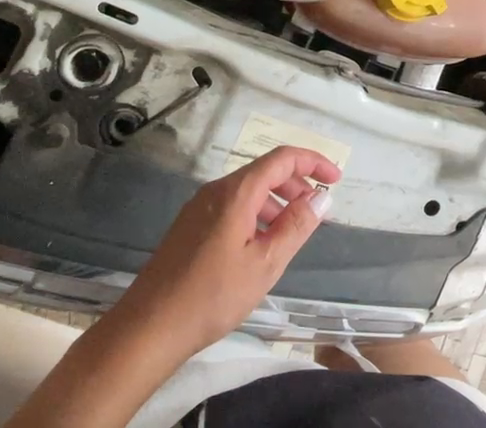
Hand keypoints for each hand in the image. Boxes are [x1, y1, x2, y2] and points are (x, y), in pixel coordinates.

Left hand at [113, 145, 341, 359]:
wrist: (149, 326)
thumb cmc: (212, 296)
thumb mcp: (265, 264)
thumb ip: (296, 226)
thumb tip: (321, 197)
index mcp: (236, 193)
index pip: (281, 158)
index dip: (312, 162)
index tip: (336, 179)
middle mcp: (216, 191)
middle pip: (263, 171)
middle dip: (296, 184)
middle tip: (317, 210)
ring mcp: (199, 208)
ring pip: (247, 191)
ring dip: (276, 202)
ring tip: (293, 231)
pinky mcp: (190, 227)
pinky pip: (232, 207)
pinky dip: (256, 215)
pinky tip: (261, 245)